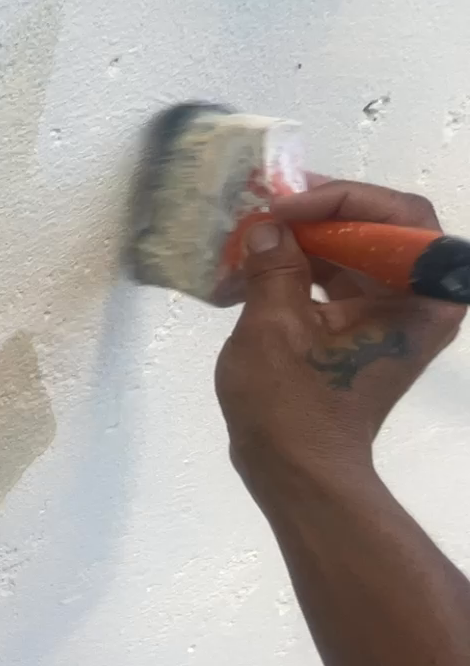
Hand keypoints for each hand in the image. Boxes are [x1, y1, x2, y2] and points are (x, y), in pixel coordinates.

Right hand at [216, 179, 464, 491]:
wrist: (296, 463)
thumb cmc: (291, 400)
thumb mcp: (272, 328)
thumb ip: (274, 271)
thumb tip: (266, 228)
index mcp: (421, 294)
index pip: (396, 217)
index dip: (336, 201)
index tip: (276, 207)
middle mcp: (421, 298)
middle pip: (377, 232)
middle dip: (313, 220)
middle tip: (257, 212)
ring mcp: (391, 316)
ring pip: (350, 257)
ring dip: (297, 248)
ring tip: (244, 248)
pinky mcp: (361, 331)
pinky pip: (334, 285)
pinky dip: (293, 275)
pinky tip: (247, 279)